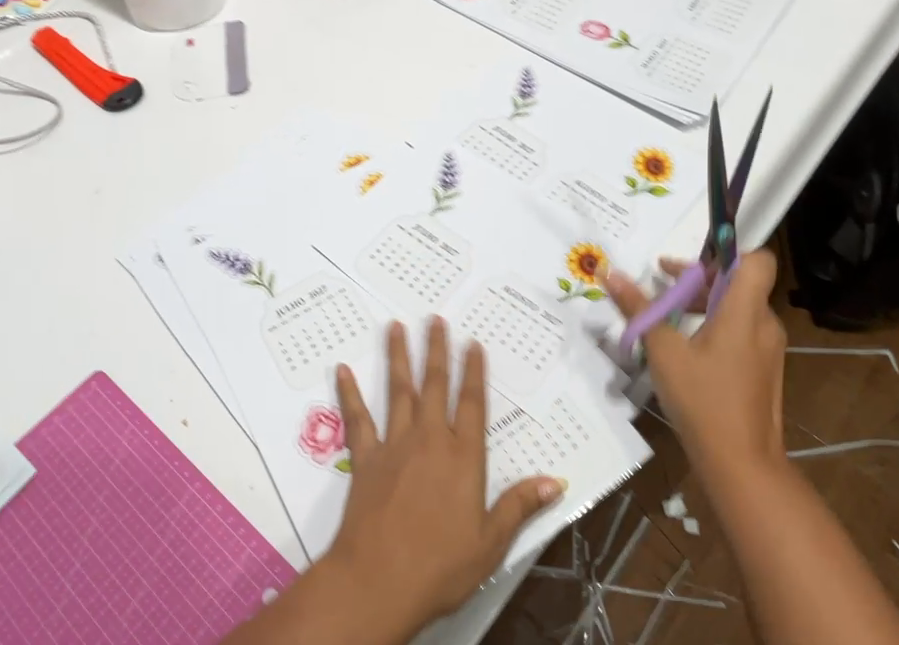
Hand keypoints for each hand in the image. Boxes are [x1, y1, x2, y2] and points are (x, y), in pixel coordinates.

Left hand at [323, 319, 563, 634]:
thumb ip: (519, 507)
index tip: (472, 343)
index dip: (474, 372)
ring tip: (395, 326)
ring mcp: (394, 445)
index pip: (473, 404)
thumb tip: (556, 482)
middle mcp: (429, 440)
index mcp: (464, 458)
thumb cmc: (441, 566)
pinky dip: (349, 393)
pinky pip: (356, 418)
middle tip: (435, 318)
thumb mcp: (491, 543)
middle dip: (436, 350)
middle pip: (434, 386)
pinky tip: (342, 370)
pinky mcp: (364, 458)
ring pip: (398, 391)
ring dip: (397, 357)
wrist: (378, 580)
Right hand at [609, 249, 785, 480]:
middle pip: (738, 282)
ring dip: (702, 303)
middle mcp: (763, 323)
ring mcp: (767, 348)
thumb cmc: (702, 399)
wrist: (741, 462)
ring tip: (665, 317)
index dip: (727, 251)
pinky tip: (683, 347)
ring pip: (737, 307)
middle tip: (660, 285)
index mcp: (745, 311)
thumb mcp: (662, 350)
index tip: (689, 262)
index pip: (757, 260)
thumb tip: (610, 273)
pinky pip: (739, 331)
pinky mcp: (762, 369)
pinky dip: (712, 326)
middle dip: (698, 278)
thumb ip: (639, 308)